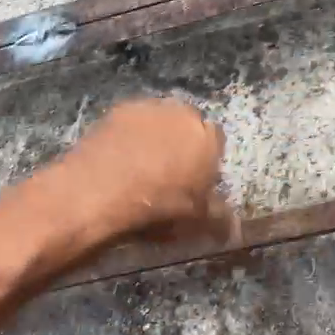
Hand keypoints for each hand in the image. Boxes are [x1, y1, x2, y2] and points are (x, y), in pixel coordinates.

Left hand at [54, 97, 234, 242]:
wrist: (99, 188)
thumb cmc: (158, 206)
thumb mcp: (197, 221)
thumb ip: (220, 219)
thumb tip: (234, 228)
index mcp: (207, 137)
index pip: (217, 143)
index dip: (207, 162)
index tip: (195, 182)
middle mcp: (181, 112)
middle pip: (188, 126)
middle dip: (182, 145)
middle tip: (169, 174)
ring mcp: (148, 106)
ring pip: (159, 121)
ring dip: (155, 137)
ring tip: (140, 167)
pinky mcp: (118, 108)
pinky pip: (132, 122)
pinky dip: (129, 136)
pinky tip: (119, 157)